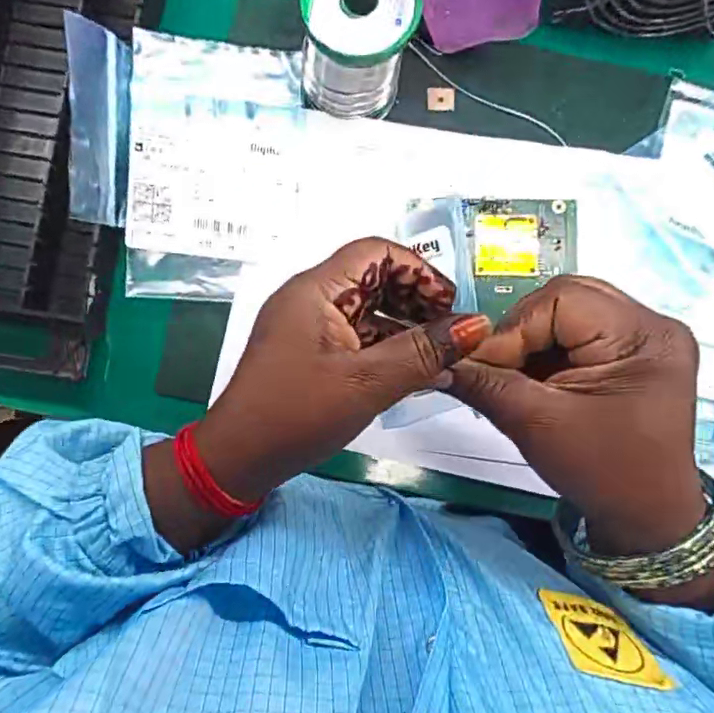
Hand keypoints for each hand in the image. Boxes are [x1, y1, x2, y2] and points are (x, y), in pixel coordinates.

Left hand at [200, 237, 489, 500]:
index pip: (375, 253)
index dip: (419, 271)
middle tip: (448, 333)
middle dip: (415, 302)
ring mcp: (305, 331)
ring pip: (365, 314)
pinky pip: (353, 342)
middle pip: (371, 281)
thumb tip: (475, 326)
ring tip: (439, 360)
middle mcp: (307, 302)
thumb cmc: (294, 415)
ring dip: (403, 332)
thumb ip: (423, 352)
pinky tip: (411, 376)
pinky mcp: (306, 358)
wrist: (238, 459)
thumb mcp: (366, 383)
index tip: (449, 305)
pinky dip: (383, 353)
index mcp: (314, 291)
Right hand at [444, 275, 706, 556]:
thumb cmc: (600, 472)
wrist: (644, 515)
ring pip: (565, 314)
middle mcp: (652, 325)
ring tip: (511, 378)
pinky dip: (542, 353)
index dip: (512, 330)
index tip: (481, 368)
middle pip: (565, 298)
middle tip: (495, 369)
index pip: (561, 299)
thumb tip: (437, 362)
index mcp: (643, 337)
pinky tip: (530, 381)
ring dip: (528, 343)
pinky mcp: (629, 355)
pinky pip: (574, 335)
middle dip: (518, 333)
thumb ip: (484, 385)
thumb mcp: (535, 425)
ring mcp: (643, 339)